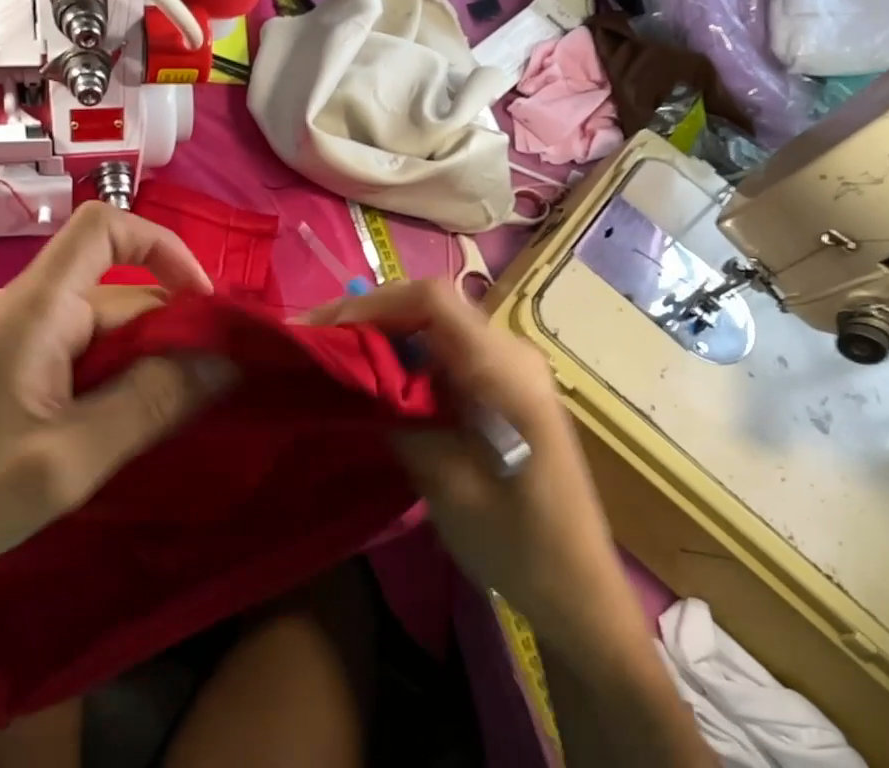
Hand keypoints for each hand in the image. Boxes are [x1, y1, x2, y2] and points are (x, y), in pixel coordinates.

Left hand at [0, 203, 236, 609]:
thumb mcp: (70, 459)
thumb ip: (153, 403)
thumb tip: (226, 359)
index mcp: (35, 310)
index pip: (106, 228)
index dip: (166, 248)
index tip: (207, 312)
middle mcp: (18, 312)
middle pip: (114, 294)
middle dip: (169, 333)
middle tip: (215, 399)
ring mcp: (0, 347)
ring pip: (94, 336)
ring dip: (141, 367)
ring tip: (173, 425)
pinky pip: (66, 364)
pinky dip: (106, 387)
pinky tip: (118, 437)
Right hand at [307, 281, 623, 641]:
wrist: (576, 587)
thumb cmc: (517, 543)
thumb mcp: (447, 484)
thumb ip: (399, 419)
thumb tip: (348, 377)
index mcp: (505, 371)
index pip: (433, 300)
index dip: (371, 305)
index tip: (321, 331)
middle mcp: (511, 355)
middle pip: (431, 308)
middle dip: (368, 319)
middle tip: (312, 344)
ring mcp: (510, 371)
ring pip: (435, 330)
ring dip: (383, 339)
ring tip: (332, 360)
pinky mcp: (503, 390)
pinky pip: (446, 356)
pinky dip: (404, 362)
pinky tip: (373, 384)